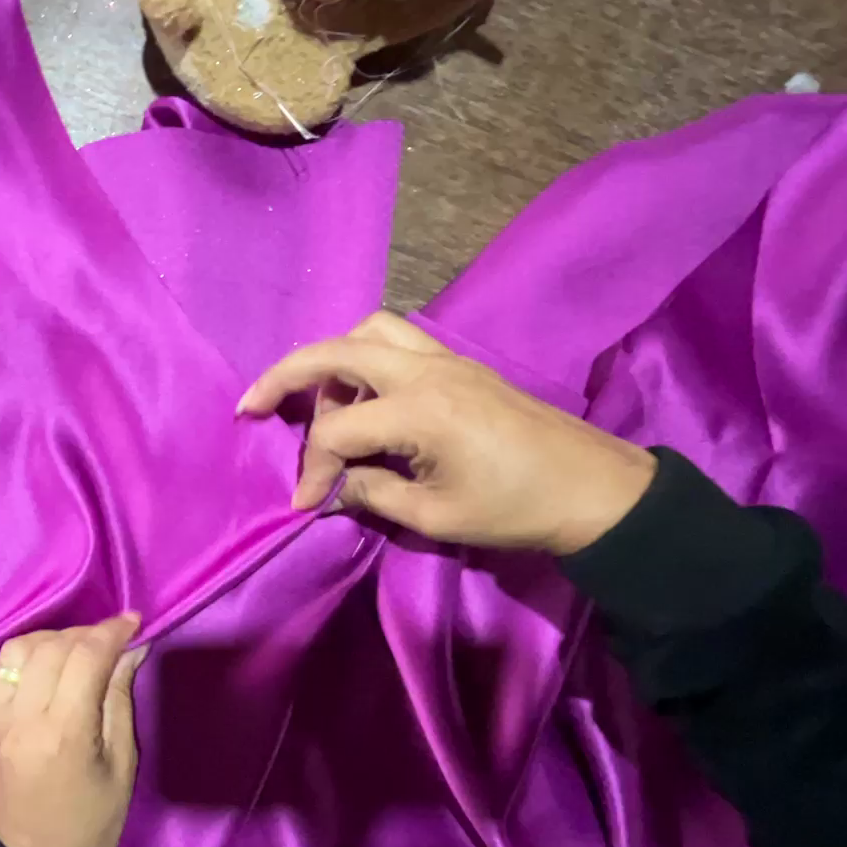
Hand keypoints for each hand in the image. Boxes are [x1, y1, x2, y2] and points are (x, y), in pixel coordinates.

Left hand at [0, 614, 147, 846]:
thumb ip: (120, 701)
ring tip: (78, 650)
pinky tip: (46, 663)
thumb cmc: (92, 825)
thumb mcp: (123, 766)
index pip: (86, 657)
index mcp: (65, 733)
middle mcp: (25, 718)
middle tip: (113, 639)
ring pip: (18, 649)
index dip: (112, 630)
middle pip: (53, 647)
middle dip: (87, 632)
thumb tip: (130, 650)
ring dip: (52, 638)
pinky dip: (23, 654)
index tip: (135, 620)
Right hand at [236, 311, 655, 554]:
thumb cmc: (514, 509)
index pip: (337, 432)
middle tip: (252, 405)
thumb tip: (331, 487)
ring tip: (318, 402)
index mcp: (420, 413)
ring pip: (369, 331)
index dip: (311, 470)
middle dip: (284, 375)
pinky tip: (359, 395)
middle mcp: (426, 372)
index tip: (304, 504)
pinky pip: (395, 340)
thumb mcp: (434, 515)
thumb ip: (371, 494)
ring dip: (330, 358)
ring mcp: (445, 359)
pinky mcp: (458, 364)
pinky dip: (362, 357)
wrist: (594, 489)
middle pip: (336, 350)